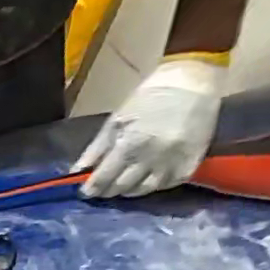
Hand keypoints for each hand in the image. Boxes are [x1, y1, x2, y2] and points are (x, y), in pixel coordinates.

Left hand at [73, 56, 226, 198]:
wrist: (192, 78)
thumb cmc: (147, 99)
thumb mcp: (114, 122)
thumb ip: (95, 150)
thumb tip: (75, 173)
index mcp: (130, 145)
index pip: (102, 180)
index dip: (90, 189)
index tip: (86, 191)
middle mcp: (153, 156)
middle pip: (122, 187)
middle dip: (108, 190)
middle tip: (104, 187)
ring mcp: (175, 159)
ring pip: (146, 189)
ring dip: (131, 190)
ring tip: (124, 183)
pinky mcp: (194, 158)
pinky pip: (172, 182)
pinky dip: (158, 185)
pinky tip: (149, 179)